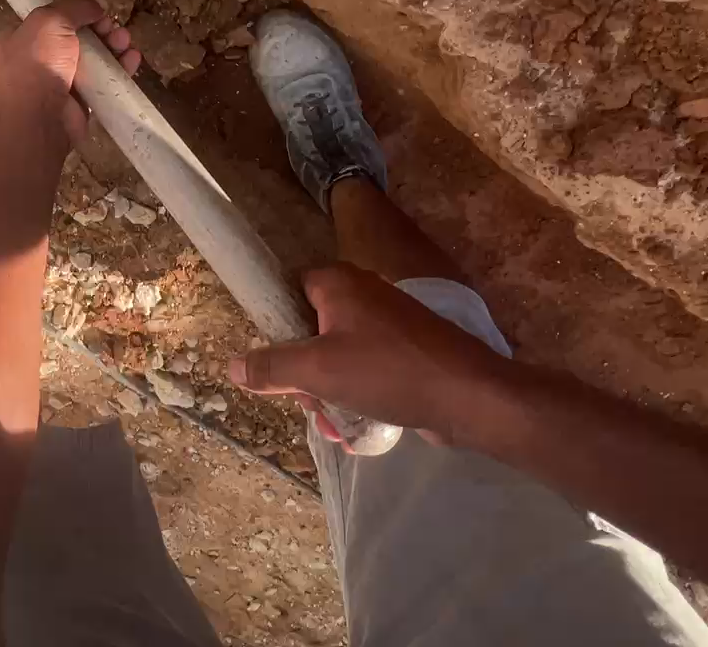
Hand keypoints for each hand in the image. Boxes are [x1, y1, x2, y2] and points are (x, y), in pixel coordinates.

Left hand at [0, 0, 140, 149]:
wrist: (38, 120)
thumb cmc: (36, 65)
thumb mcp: (49, 21)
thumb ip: (74, 8)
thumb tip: (96, 7)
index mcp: (22, 38)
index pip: (53, 18)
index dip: (76, 12)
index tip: (95, 12)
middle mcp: (40, 59)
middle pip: (78, 36)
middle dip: (100, 29)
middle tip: (113, 29)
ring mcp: (61, 81)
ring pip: (94, 57)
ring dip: (113, 46)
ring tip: (125, 42)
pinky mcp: (82, 100)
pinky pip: (104, 80)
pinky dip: (120, 68)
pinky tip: (133, 59)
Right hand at [228, 264, 515, 444]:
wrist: (475, 399)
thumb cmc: (388, 371)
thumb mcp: (317, 370)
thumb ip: (271, 366)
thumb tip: (232, 367)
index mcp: (338, 282)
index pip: (288, 290)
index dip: (278, 326)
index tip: (277, 362)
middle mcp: (363, 292)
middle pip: (311, 328)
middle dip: (304, 371)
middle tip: (309, 401)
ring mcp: (390, 322)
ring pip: (338, 353)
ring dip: (328, 389)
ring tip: (334, 422)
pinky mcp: (410, 350)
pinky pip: (367, 366)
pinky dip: (357, 392)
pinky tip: (357, 424)